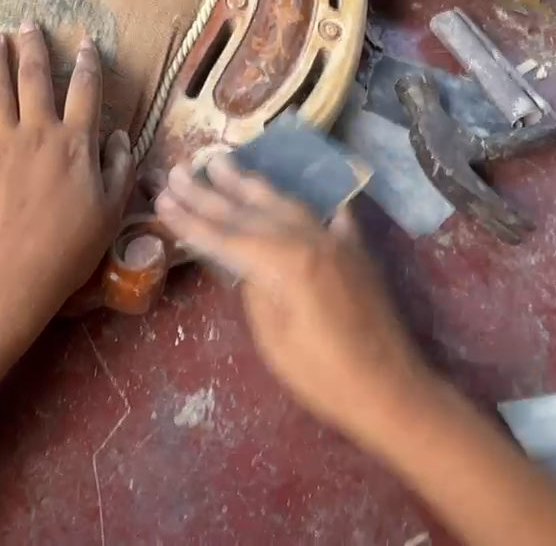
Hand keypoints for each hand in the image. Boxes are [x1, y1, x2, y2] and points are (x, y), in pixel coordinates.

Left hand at [0, 21, 134, 329]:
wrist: (9, 278)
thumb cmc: (67, 251)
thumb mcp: (110, 213)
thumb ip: (119, 169)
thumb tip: (120, 135)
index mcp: (76, 143)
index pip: (86, 91)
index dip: (88, 63)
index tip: (87, 41)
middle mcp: (38, 133)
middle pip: (36, 78)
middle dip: (34, 46)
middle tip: (29, 21)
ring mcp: (0, 144)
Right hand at [156, 158, 429, 440]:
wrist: (393, 391)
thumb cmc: (324, 377)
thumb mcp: (273, 340)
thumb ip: (254, 290)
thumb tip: (246, 264)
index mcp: (283, 263)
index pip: (223, 235)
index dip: (189, 218)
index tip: (162, 198)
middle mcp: (307, 239)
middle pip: (248, 211)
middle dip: (209, 192)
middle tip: (179, 170)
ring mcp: (334, 239)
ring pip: (283, 201)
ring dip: (250, 183)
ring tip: (222, 163)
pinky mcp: (355, 248)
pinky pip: (328, 210)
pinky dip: (310, 196)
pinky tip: (298, 183)